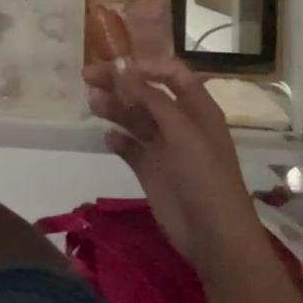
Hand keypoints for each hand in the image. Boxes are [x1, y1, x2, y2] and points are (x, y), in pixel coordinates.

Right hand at [84, 57, 266, 271]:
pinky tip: (107, 137)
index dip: (145, 65)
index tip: (115, 64)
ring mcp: (164, 148)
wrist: (215, 238)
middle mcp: (180, 124)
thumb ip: (151, 99)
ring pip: (134, 118)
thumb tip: (120, 67)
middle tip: (88, 77)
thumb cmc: (206, 179)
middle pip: (146, 93)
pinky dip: (117, 138)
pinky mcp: (150, 169)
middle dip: (120, 83)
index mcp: (198, 111)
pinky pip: (128, 146)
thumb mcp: (183, 133)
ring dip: (114, 107)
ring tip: (92, 104)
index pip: (172, 74)